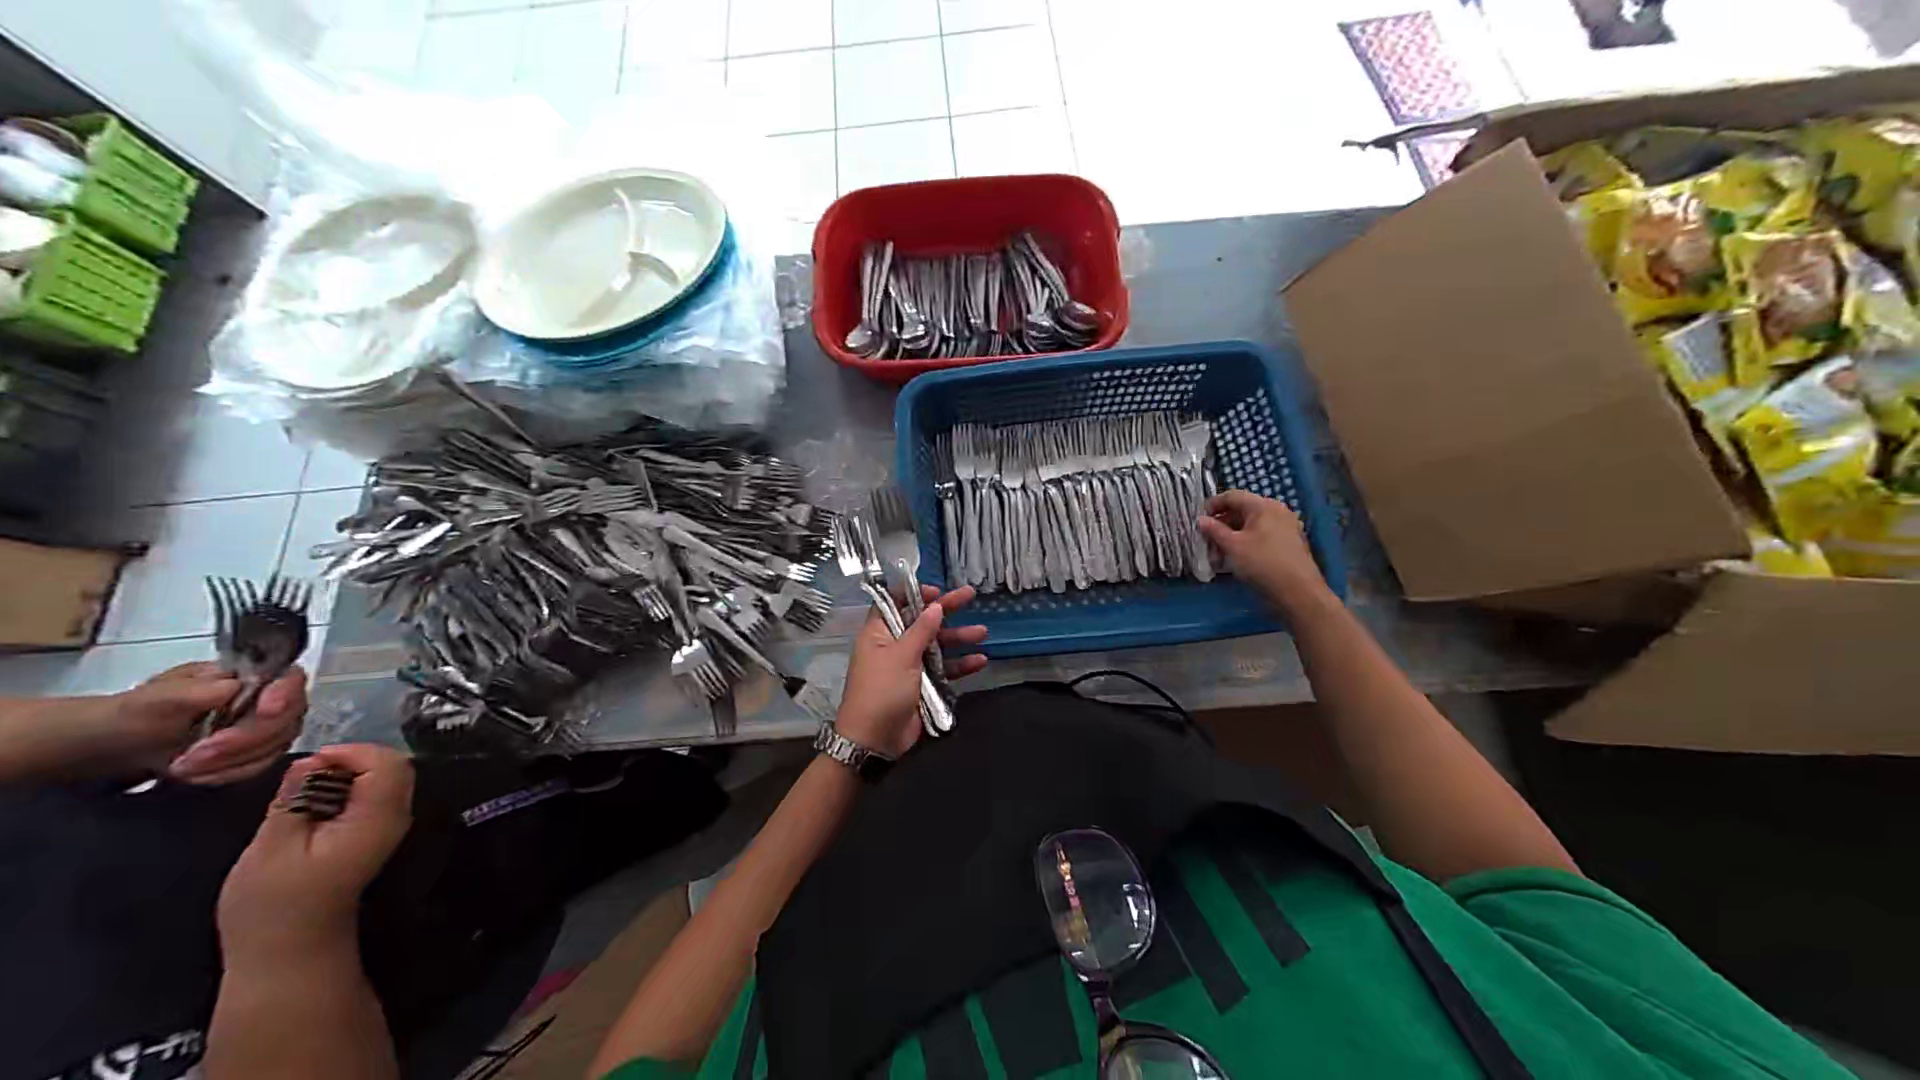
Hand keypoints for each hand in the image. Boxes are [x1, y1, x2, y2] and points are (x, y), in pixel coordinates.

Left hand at [80, 663, 307, 783]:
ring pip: (277, 744)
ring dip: (231, 759)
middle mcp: (269, 699)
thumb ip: (194, 690)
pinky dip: (226, 773)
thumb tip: (233, 685)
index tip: (264, 709)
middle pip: (288, 717)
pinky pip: (260, 765)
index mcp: (250, 676)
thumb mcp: (154, 698)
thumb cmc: (135, 715)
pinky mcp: (258, 752)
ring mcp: (267, 727)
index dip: (286, 693)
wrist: (118, 745)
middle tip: (197, 752)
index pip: (289, 679)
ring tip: (182, 766)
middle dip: (246, 738)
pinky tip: (195, 773)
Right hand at [218, 744, 413, 964]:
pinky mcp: (376, 834)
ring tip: (307, 783)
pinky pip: (376, 796)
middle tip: (307, 770)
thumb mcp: (270, 849)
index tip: (311, 761)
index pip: (388, 765)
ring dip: (353, 772)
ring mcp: (389, 827)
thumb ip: (295, 800)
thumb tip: (309, 761)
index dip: (354, 753)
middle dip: (354, 759)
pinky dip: (352, 787)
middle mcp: (395, 818)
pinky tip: (317, 799)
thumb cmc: (272, 907)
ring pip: (387, 779)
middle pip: (394, 767)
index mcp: (377, 819)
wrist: (289, 953)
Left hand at [836, 584, 987, 757]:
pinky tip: (980, 661)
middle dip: (946, 610)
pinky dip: (960, 665)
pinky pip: (943, 670)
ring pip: (936, 645)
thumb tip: (934, 606)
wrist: (874, 739)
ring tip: (982, 632)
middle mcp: (893, 645)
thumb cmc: (882, 690)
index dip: (914, 593)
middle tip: (970, 595)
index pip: (894, 602)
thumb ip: (921, 630)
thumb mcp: (901, 655)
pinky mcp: (922, 685)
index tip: (936, 590)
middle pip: (922, 621)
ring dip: (958, 638)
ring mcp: (909, 666)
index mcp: (879, 633)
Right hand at [1197, 490, 1332, 613]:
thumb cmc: (1261, 563)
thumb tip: (1201, 519)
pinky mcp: (1289, 543)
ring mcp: (1285, 527)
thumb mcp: (1232, 546)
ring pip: (1251, 526)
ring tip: (1219, 554)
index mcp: (1263, 506)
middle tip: (1207, 540)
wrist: (1298, 591)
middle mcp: (1276, 511)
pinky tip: (1237, 559)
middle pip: (1242, 511)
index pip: (1232, 496)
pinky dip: (1246, 543)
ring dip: (1232, 536)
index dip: (1212, 505)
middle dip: (1221, 525)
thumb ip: (1214, 530)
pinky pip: (1262, 536)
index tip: (1199, 520)